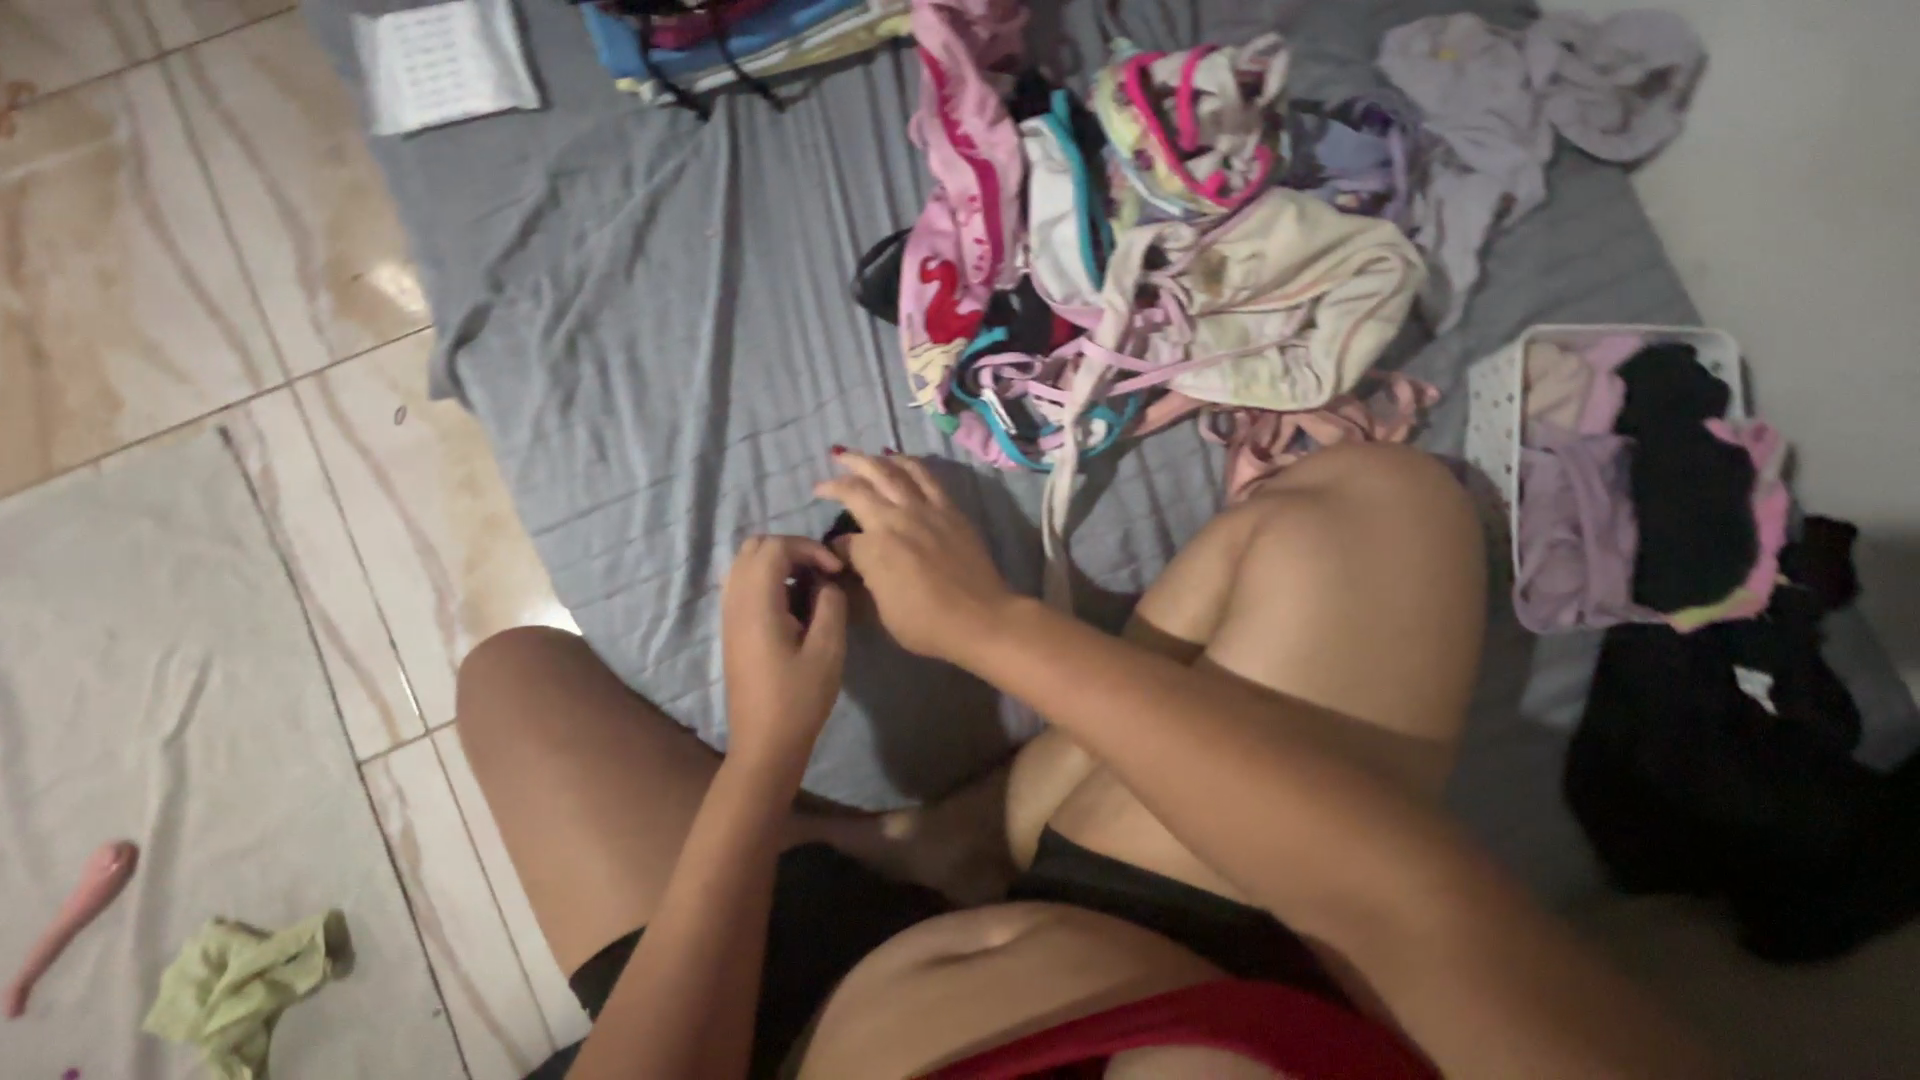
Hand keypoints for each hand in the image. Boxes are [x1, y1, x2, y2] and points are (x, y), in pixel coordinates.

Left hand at [721, 535, 848, 773]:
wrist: (765, 742)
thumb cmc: (799, 698)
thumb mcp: (828, 649)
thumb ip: (830, 604)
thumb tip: (825, 582)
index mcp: (755, 603)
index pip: (775, 547)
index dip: (809, 548)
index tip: (836, 571)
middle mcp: (734, 601)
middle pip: (754, 546)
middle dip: (792, 549)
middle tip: (822, 572)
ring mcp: (728, 615)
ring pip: (745, 563)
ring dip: (779, 564)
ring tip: (810, 587)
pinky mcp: (731, 629)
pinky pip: (743, 585)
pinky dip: (768, 580)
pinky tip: (793, 605)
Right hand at [814, 452, 1016, 662]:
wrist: (981, 618)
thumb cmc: (928, 624)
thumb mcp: (883, 611)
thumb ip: (866, 580)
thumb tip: (856, 562)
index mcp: (875, 548)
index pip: (843, 540)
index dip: (834, 545)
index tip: (834, 551)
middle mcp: (896, 519)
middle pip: (860, 488)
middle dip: (838, 480)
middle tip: (825, 477)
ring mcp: (925, 509)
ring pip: (892, 471)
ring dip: (870, 460)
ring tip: (857, 457)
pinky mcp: (949, 508)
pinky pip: (925, 475)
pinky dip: (907, 463)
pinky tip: (899, 461)